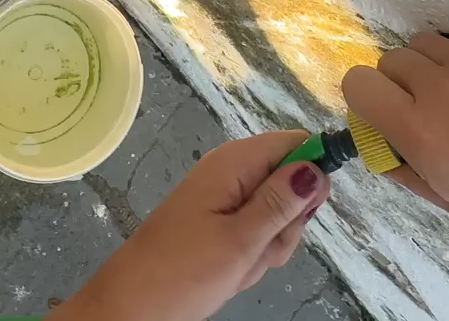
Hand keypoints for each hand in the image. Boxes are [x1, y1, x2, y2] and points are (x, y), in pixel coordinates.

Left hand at [49, 131, 330, 320]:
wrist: (131, 305)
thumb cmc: (184, 270)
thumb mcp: (241, 240)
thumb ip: (281, 203)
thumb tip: (317, 167)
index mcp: (235, 161)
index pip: (294, 143)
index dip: (310, 173)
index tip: (307, 212)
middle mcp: (233, 169)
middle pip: (289, 181)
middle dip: (286, 222)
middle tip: (262, 247)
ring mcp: (226, 195)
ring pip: (276, 212)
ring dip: (270, 244)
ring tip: (241, 264)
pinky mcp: (220, 218)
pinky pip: (256, 229)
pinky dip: (254, 252)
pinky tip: (234, 270)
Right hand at [342, 33, 448, 284]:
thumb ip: (412, 174)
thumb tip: (383, 147)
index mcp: (424, 133)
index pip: (358, 84)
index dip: (364, 104)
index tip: (383, 125)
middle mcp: (442, 88)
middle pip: (387, 60)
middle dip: (392, 87)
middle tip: (419, 121)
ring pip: (422, 44)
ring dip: (423, 69)